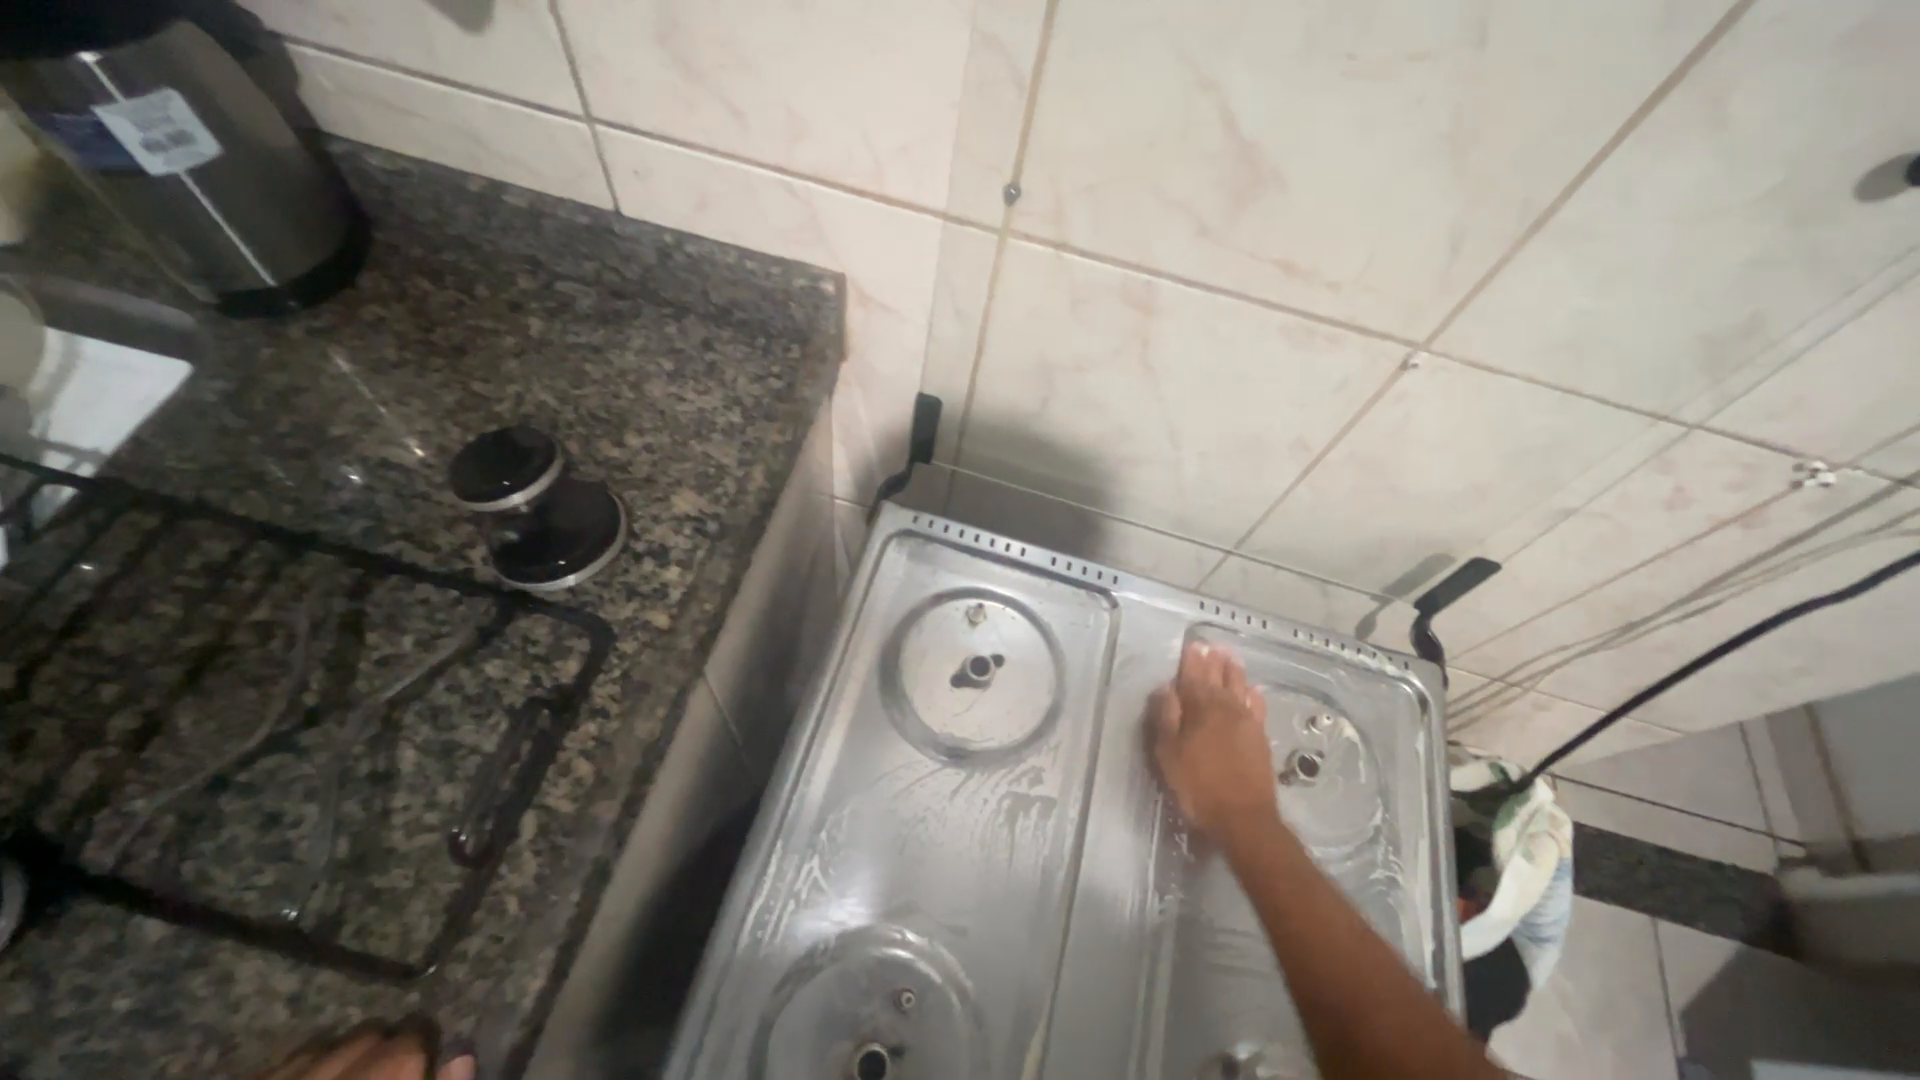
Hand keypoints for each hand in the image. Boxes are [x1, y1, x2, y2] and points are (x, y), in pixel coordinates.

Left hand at [258, 1027, 473, 1079]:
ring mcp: (290, 1074)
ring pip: (323, 1045)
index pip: (419, 1033)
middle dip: (379, 1052)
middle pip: (371, 1034)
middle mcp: (344, 1058)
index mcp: (394, 1069)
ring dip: (335, 1062)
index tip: (418, 1074)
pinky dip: (296, 1074)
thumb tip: (461, 1059)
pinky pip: (281, 1065)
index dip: (422, 1053)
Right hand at [1150, 642, 1279, 844]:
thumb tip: (1166, 688)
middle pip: (1219, 679)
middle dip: (1213, 662)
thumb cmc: (1198, 787)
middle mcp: (1226, 709)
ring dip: (1234, 672)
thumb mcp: (1169, 754)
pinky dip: (1253, 695)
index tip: (1192, 645)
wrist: (1243, 818)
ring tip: (1230, 657)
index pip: (1194, 677)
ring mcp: (1247, 722)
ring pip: (1240, 688)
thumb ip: (1166, 718)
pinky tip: (1253, 691)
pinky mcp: (1260, 738)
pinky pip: (1257, 707)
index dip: (1192, 661)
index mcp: (1201, 709)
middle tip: (1211, 646)